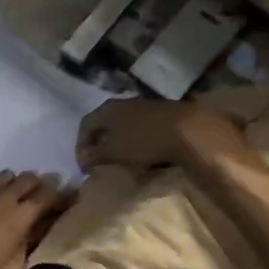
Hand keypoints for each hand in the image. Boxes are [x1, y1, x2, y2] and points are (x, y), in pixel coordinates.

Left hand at [0, 172, 73, 268]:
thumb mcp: (15, 268)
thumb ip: (33, 245)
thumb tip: (44, 229)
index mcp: (21, 216)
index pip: (49, 195)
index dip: (63, 193)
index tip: (71, 196)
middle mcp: (4, 198)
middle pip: (30, 178)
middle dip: (42, 184)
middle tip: (45, 197)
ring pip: (7, 176)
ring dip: (17, 183)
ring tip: (18, 198)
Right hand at [76, 98, 246, 172]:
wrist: (188, 130)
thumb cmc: (144, 141)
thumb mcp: (114, 152)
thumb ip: (94, 156)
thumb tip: (82, 160)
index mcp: (106, 109)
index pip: (85, 125)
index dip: (80, 145)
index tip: (84, 165)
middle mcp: (123, 103)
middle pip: (104, 123)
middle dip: (99, 143)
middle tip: (100, 162)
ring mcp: (144, 106)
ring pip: (123, 125)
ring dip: (118, 142)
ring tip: (121, 160)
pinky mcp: (162, 113)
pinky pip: (140, 128)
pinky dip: (136, 141)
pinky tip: (143, 154)